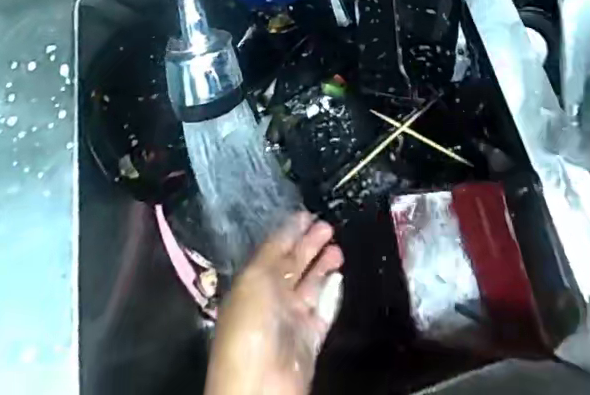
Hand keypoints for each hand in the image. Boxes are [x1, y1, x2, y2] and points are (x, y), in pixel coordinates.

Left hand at [205, 211, 345, 394]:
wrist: (259, 387)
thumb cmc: (250, 325)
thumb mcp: (256, 277)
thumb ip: (275, 251)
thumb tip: (293, 227)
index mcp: (252, 281)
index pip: (273, 249)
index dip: (290, 231)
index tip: (306, 213)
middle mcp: (271, 298)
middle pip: (293, 265)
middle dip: (309, 243)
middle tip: (327, 224)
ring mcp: (291, 320)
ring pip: (310, 286)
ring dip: (323, 265)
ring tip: (337, 246)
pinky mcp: (309, 341)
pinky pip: (322, 312)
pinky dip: (331, 294)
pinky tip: (339, 277)